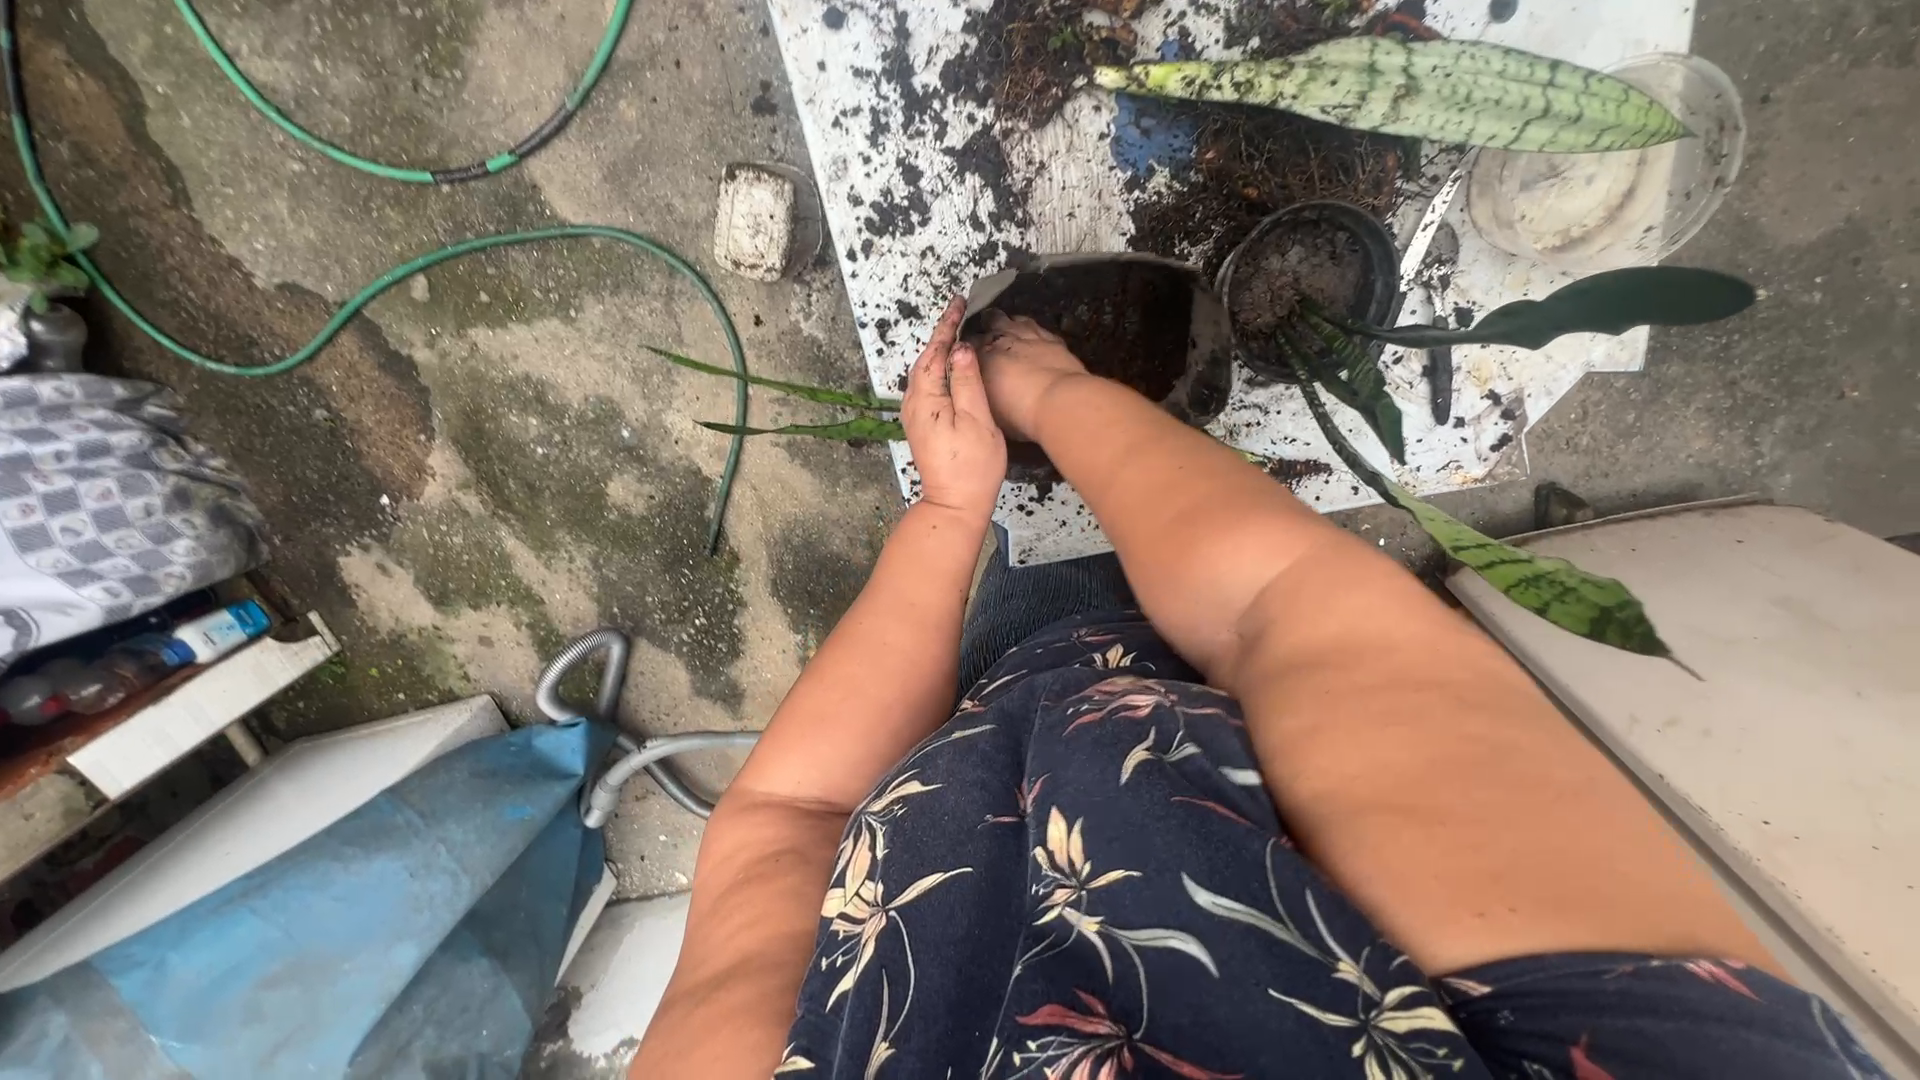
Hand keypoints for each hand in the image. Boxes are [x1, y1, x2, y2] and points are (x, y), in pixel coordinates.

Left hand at [904, 297, 1006, 519]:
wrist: (955, 505)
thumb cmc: (972, 467)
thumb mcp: (976, 420)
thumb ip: (967, 381)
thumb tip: (960, 349)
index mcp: (927, 398)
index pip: (935, 352)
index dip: (947, 326)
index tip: (958, 303)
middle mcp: (913, 405)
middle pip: (925, 360)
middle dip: (940, 335)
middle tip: (958, 313)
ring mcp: (914, 417)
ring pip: (923, 374)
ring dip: (937, 352)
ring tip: (954, 334)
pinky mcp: (921, 427)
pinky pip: (925, 388)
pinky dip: (936, 370)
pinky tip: (947, 369)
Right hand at [970, 311, 1089, 441]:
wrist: (1058, 402)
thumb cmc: (1019, 414)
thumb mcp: (990, 411)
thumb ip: (982, 395)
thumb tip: (977, 392)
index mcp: (983, 359)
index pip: (968, 346)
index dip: (965, 348)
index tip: (963, 351)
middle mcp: (1003, 342)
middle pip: (990, 324)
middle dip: (984, 324)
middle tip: (981, 325)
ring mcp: (1029, 338)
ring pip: (1014, 320)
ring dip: (1007, 320)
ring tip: (1001, 320)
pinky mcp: (1052, 340)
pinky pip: (1037, 327)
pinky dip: (1030, 326)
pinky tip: (1028, 327)